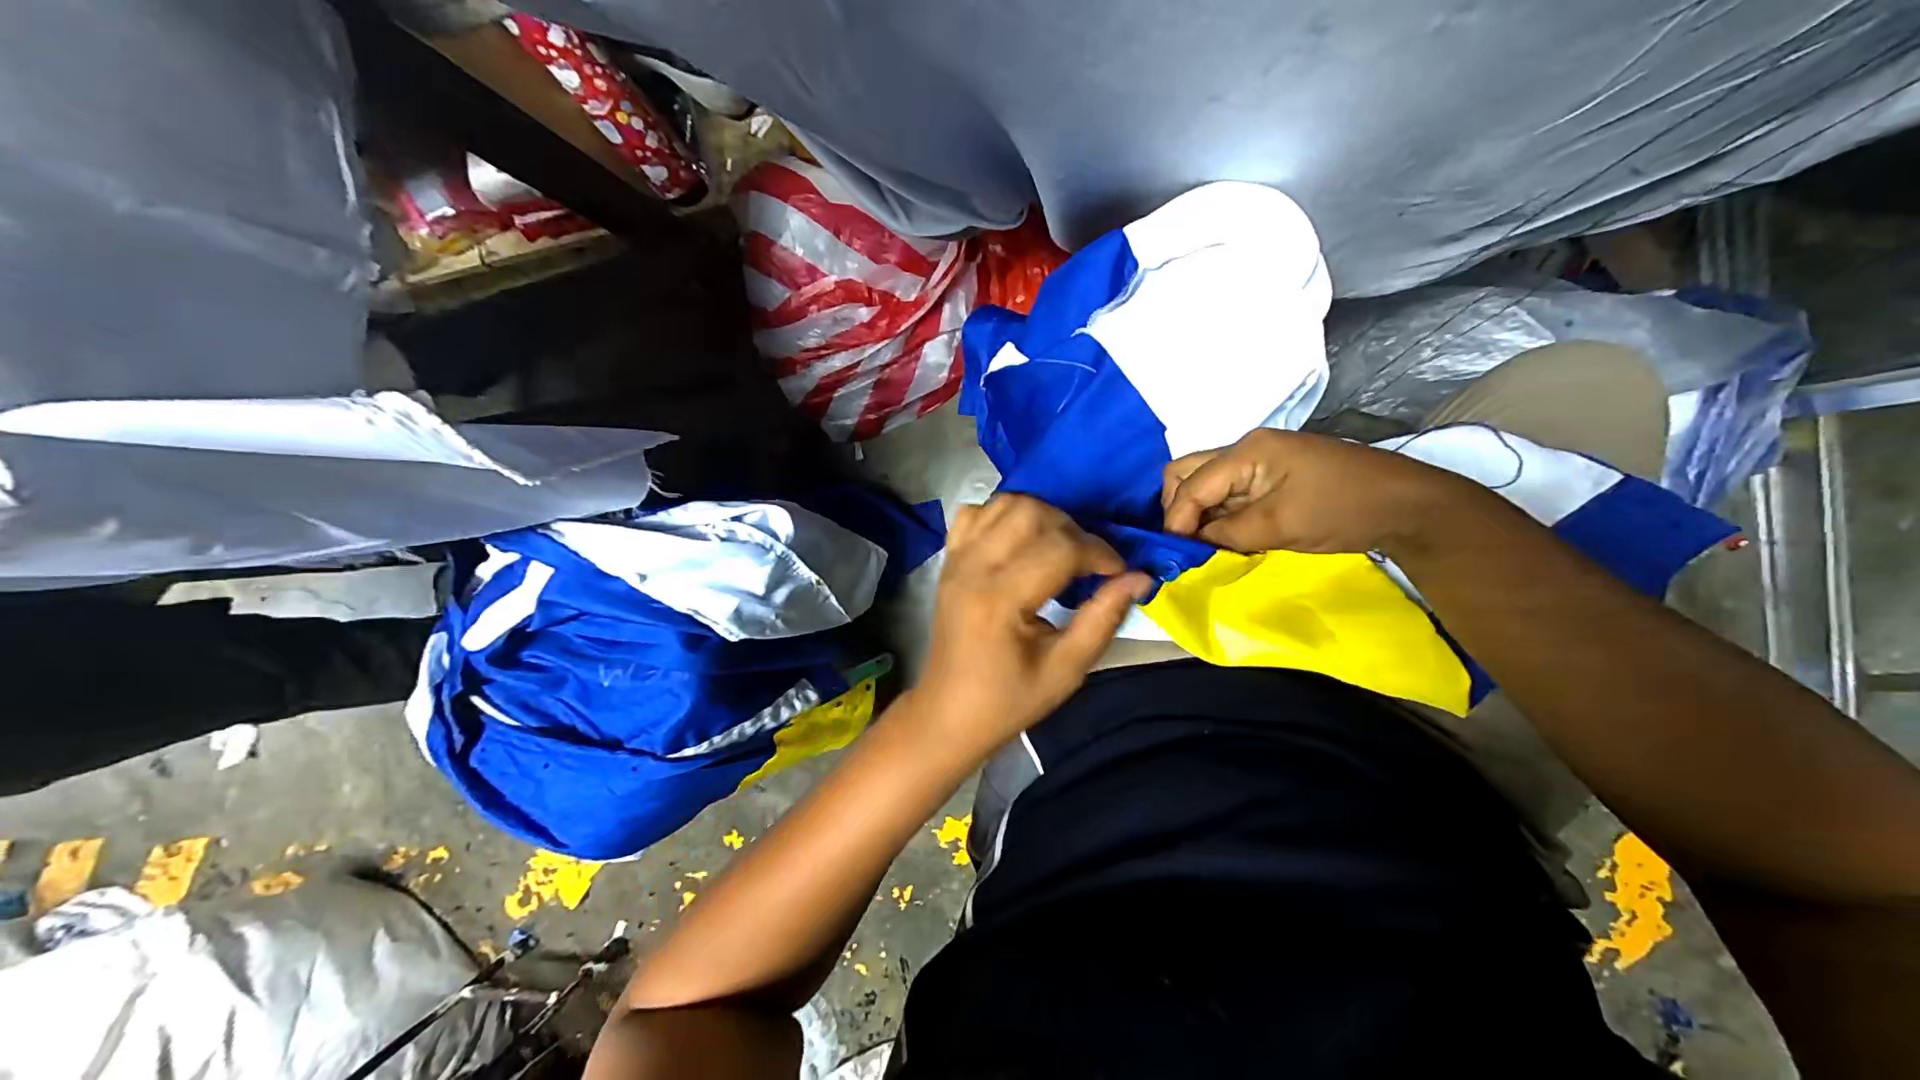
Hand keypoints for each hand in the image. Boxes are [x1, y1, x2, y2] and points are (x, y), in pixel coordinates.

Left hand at [915, 495, 1151, 752]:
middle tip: (1089, 563)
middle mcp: (973, 568)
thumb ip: (1103, 618)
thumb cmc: (1008, 700)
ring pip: (1005, 504)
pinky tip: (1021, 542)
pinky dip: (1004, 516)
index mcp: (999, 600)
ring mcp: (955, 560)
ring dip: (1042, 516)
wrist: (949, 713)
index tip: (1119, 573)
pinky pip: (976, 513)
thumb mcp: (1066, 670)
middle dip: (1072, 530)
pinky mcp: (948, 560)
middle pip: (1031, 513)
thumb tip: (1140, 578)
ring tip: (1059, 549)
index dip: (1100, 553)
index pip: (1059, 548)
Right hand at [1161, 429, 1486, 555]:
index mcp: (1247, 452)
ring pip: (1206, 483)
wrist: (1408, 505)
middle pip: (1188, 472)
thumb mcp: (1278, 526)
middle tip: (1183, 544)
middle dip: (1177, 508)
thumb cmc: (1342, 509)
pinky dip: (1219, 515)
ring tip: (1201, 545)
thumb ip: (1225, 534)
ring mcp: (1260, 461)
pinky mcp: (1272, 477)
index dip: (1175, 521)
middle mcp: (1246, 449)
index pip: (1191, 485)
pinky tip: (1222, 538)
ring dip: (1197, 513)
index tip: (1172, 555)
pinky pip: (1229, 493)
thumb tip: (1191, 543)